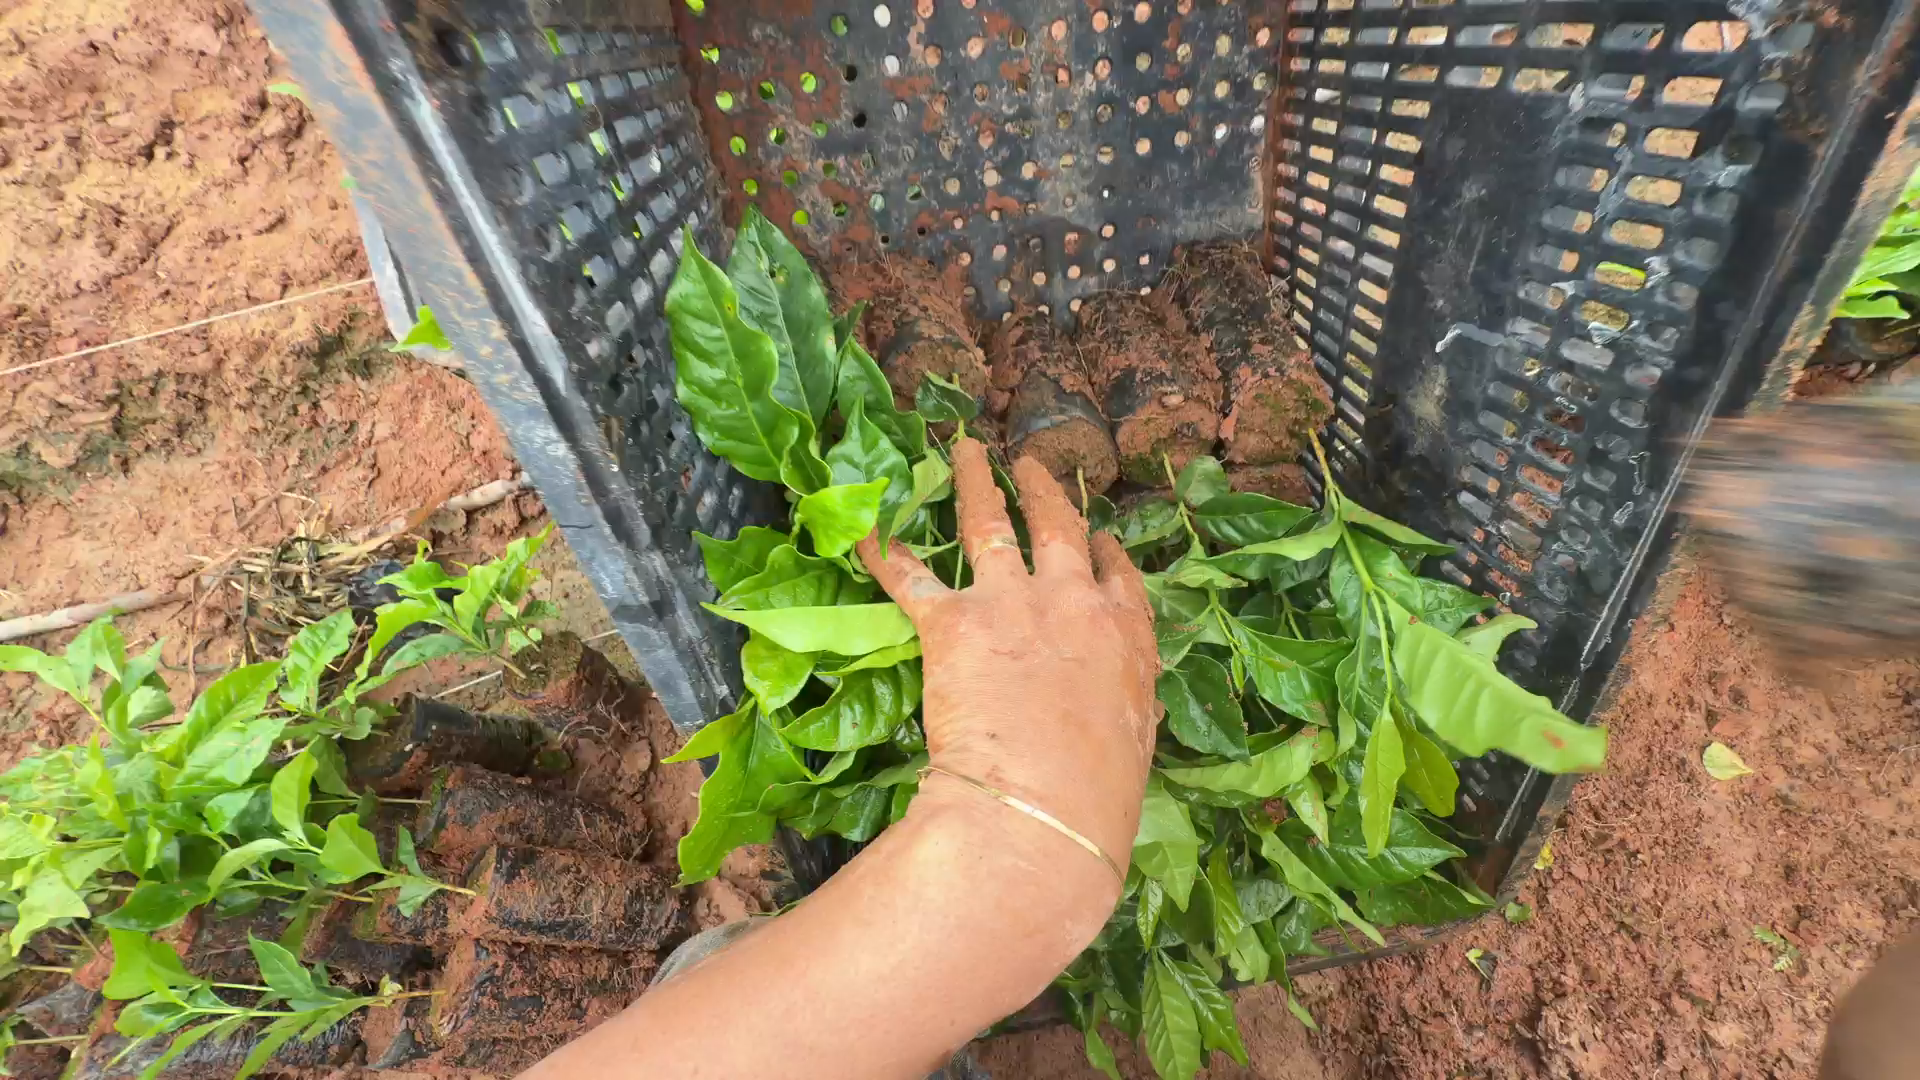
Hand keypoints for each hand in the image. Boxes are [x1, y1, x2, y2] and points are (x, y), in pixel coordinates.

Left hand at [856, 437, 1159, 876]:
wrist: (1043, 814)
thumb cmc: (1099, 799)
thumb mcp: (1131, 745)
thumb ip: (1123, 708)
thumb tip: (1120, 710)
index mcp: (1124, 636)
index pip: (1117, 573)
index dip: (1103, 547)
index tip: (1095, 534)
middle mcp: (1071, 602)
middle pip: (1057, 527)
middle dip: (1043, 489)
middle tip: (1030, 463)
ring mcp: (1012, 604)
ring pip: (991, 525)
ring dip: (975, 483)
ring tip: (967, 451)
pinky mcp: (954, 622)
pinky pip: (910, 575)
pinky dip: (883, 549)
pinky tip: (863, 523)